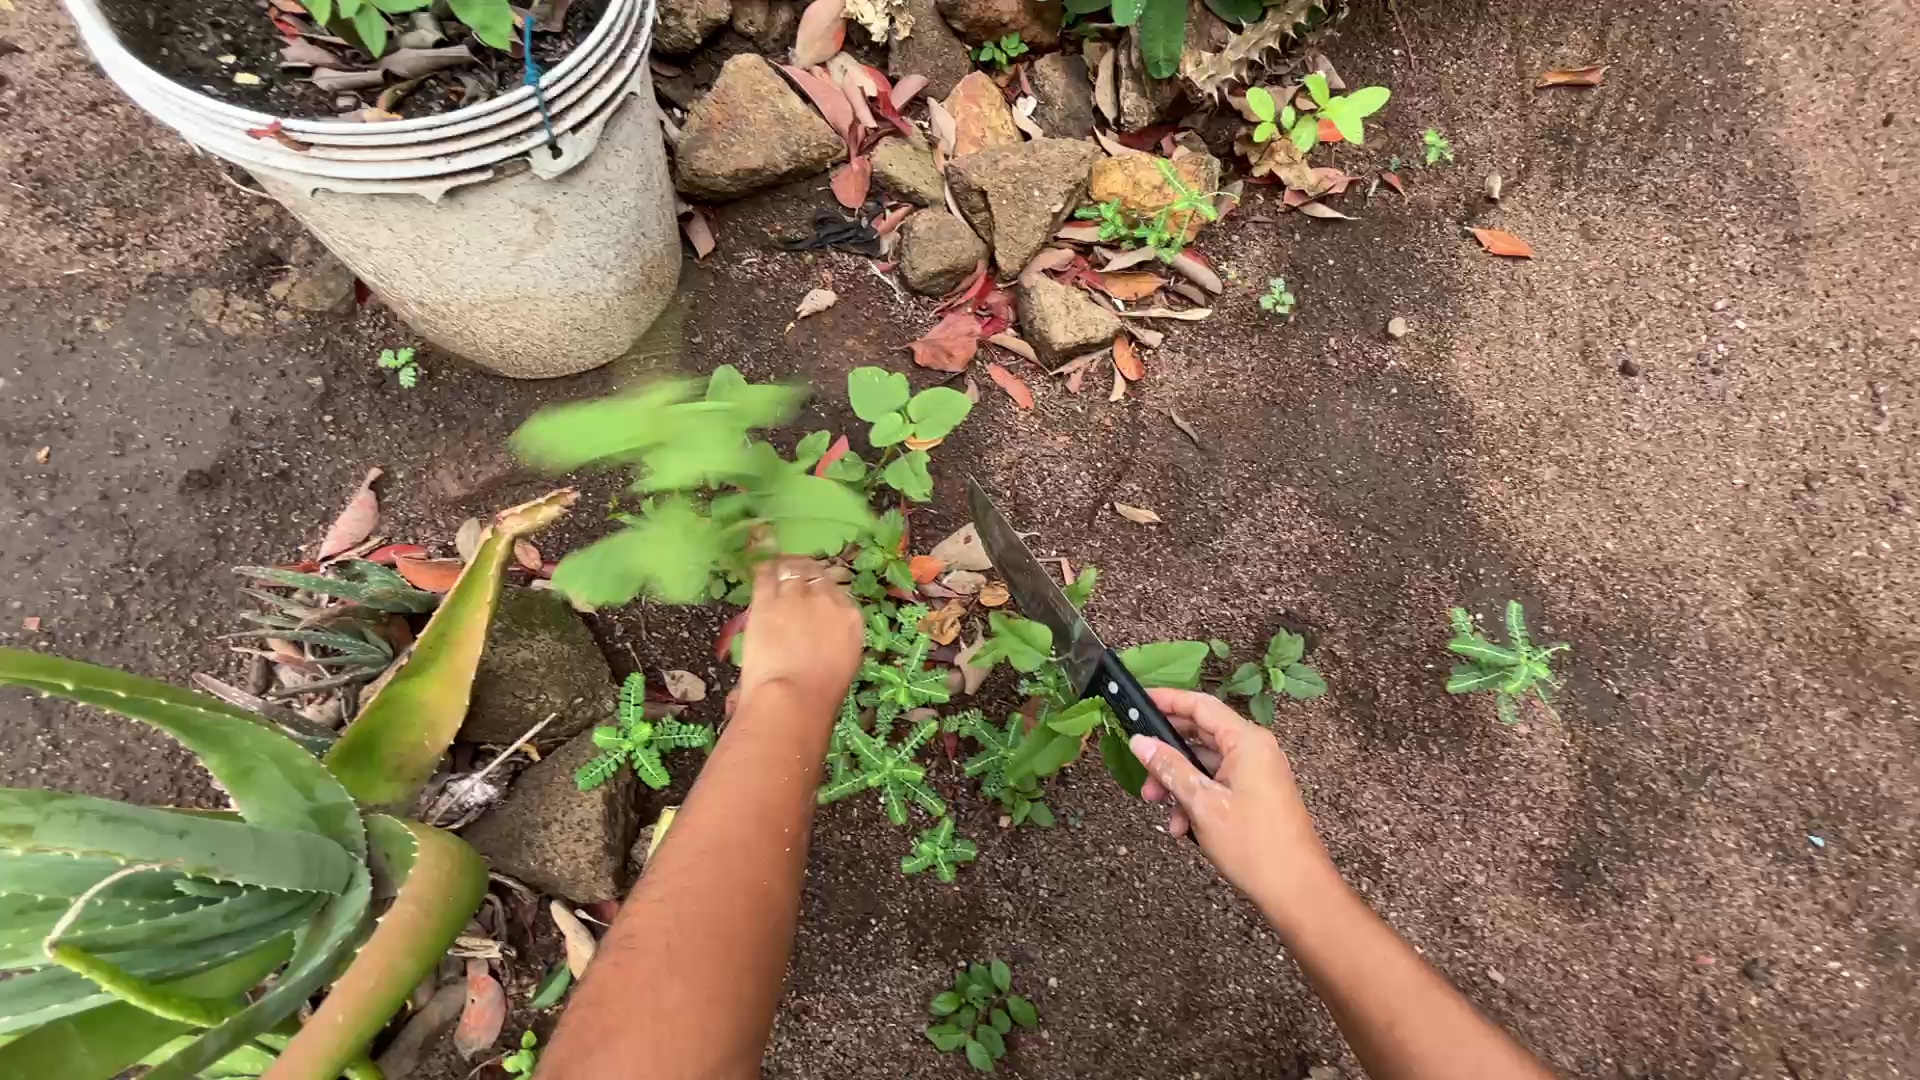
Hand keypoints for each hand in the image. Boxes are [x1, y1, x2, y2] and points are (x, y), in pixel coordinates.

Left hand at [737, 556, 862, 716]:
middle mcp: (825, 599)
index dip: (826, 589)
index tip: (818, 593)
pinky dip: (766, 570)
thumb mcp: (846, 660)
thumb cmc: (823, 692)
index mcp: (849, 616)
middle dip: (808, 575)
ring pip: (791, 571)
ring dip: (787, 569)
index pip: (838, 591)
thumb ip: (841, 636)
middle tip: (800, 577)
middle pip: (817, 577)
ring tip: (781, 568)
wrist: (793, 696)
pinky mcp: (766, 601)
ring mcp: (794, 596)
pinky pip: (766, 576)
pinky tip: (764, 568)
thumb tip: (830, 631)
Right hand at [1130, 688, 1338, 933]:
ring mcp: (1256, 772)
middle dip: (1167, 752)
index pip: (1200, 705)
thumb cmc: (1254, 846)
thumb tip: (1140, 742)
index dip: (1167, 700)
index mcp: (1247, 741)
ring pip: (1205, 762)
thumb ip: (1169, 767)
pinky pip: (1217, 782)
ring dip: (1178, 781)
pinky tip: (1182, 826)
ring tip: (1157, 804)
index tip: (1138, 700)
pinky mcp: (1255, 793)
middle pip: (1200, 734)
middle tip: (1140, 766)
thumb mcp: (1202, 803)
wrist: (1299, 893)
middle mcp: (1254, 749)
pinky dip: (1196, 797)